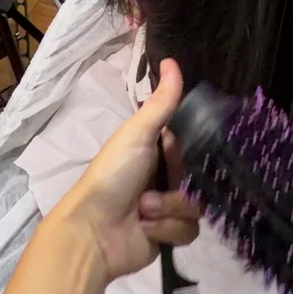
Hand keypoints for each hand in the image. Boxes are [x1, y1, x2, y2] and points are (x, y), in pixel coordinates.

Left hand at [45, 58, 201, 283]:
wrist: (94, 231)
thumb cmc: (113, 174)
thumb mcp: (138, 133)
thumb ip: (162, 101)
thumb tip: (171, 59)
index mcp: (157, 150)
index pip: (191, 144)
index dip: (184, 149)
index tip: (171, 149)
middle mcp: (165, 176)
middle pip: (198, 177)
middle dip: (177, 184)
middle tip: (156, 185)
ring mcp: (168, 207)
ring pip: (196, 205)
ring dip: (168, 208)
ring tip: (144, 210)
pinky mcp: (170, 235)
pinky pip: (189, 230)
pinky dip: (167, 229)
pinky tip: (147, 228)